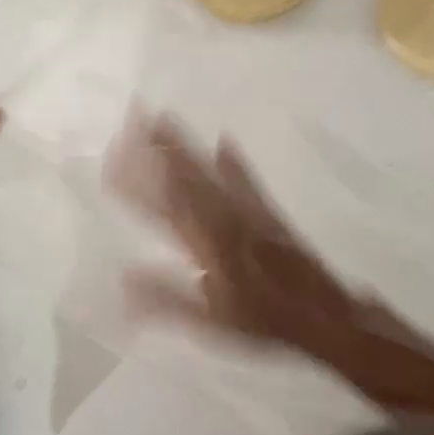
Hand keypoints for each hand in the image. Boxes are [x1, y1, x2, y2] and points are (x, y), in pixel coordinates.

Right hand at [103, 111, 357, 355]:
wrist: (323, 313)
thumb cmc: (262, 321)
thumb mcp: (209, 320)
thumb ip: (166, 300)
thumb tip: (123, 279)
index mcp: (206, 241)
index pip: (162, 204)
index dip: (136, 181)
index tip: (110, 158)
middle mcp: (225, 217)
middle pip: (185, 175)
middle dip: (157, 144)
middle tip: (133, 112)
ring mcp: (248, 211)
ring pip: (210, 170)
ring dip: (185, 143)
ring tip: (164, 115)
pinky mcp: (268, 213)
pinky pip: (246, 180)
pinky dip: (233, 161)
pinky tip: (224, 141)